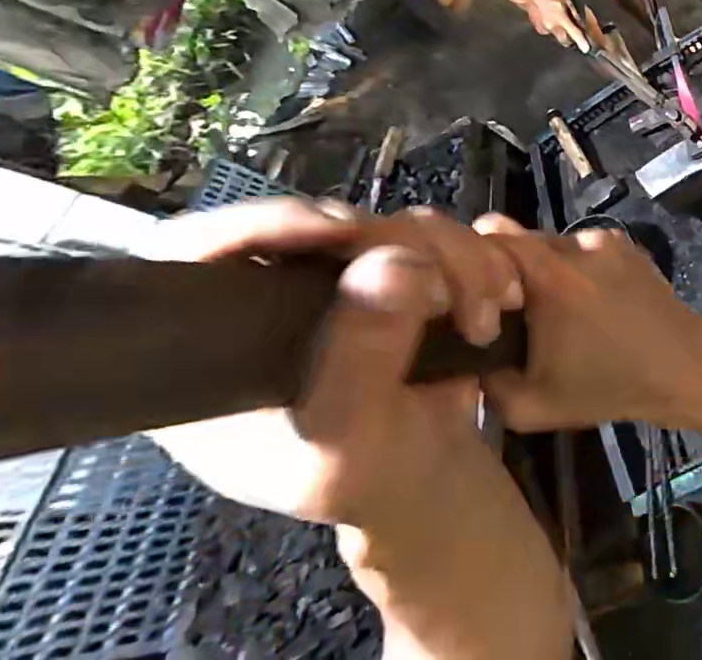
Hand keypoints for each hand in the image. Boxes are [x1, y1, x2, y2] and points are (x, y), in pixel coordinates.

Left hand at [149, 199, 524, 529]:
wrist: (433, 473)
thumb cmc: (370, 477)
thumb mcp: (349, 442)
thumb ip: (361, 360)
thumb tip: (397, 263)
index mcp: (220, 342)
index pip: (199, 252)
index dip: (261, 224)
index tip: (339, 232)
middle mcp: (282, 294)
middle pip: (334, 225)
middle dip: (408, 251)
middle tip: (450, 301)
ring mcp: (350, 278)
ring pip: (404, 224)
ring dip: (463, 263)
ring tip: (486, 318)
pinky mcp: (409, 271)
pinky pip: (449, 236)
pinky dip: (484, 260)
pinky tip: (503, 298)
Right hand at [472, 216, 701, 431]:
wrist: (681, 365)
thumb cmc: (608, 386)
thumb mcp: (531, 405)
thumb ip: (484, 382)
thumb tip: (459, 356)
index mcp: (553, 278)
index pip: (494, 237)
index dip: (471, 255)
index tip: (462, 285)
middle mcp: (579, 247)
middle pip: (521, 238)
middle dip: (505, 266)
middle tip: (500, 301)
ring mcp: (607, 241)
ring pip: (553, 242)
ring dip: (542, 267)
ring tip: (546, 304)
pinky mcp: (626, 244)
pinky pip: (583, 247)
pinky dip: (574, 265)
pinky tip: (583, 298)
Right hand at [513, 0, 586, 49]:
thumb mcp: (567, 2)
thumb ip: (575, 14)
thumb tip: (582, 24)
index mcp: (561, 20)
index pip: (574, 34)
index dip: (581, 42)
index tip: (586, 49)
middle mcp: (553, 28)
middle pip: (566, 42)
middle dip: (572, 41)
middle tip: (575, 36)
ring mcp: (546, 31)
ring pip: (558, 39)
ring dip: (563, 35)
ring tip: (562, 26)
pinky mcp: (540, 31)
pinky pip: (551, 34)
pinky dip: (554, 31)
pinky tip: (552, 23)